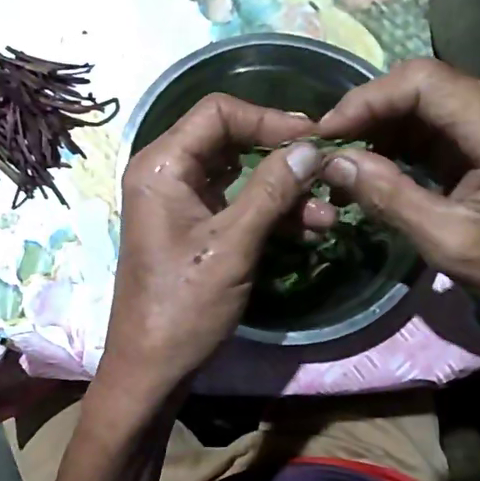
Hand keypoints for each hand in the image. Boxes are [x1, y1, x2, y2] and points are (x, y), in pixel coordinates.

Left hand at [102, 94, 326, 393]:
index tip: (315, 137)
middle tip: (327, 167)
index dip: (268, 118)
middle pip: (230, 140)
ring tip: (328, 212)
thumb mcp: (233, 245)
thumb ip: (271, 191)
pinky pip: (236, 204)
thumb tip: (311, 147)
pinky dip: (269, 212)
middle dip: (281, 154)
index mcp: (162, 166)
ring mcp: (179, 202)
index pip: (217, 113)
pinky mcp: (193, 227)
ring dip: (283, 190)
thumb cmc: (184, 305)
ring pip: (239, 175)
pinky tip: (310, 228)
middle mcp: (166, 173)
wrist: (151, 367)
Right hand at [315, 59, 479, 330]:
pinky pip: (438, 119)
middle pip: (423, 83)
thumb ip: (388, 196)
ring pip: (426, 98)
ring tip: (344, 157)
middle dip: (369, 110)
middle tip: (329, 146)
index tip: (326, 133)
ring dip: (382, 123)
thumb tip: (332, 162)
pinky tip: (374, 161)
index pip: (422, 82)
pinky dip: (401, 136)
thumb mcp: (445, 240)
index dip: (366, 100)